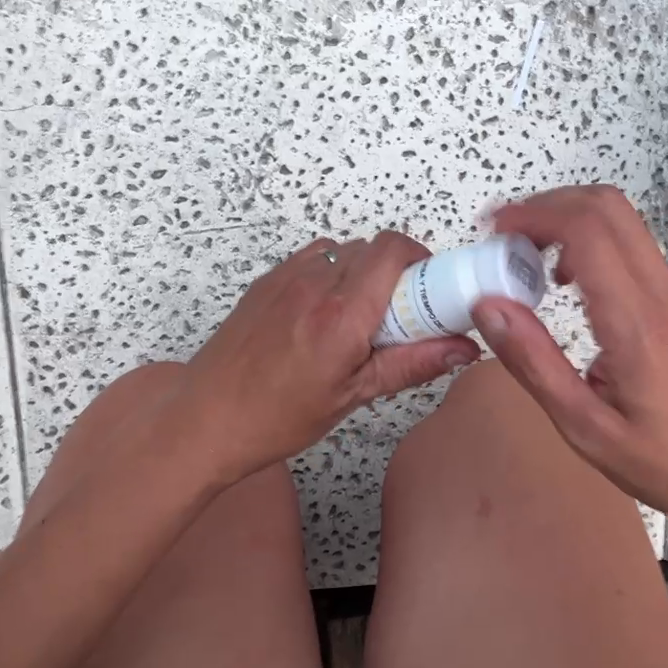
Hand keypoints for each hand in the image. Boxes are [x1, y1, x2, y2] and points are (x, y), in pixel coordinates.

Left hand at [179, 232, 479, 484]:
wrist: (204, 419)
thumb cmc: (277, 418)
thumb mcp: (354, 396)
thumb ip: (412, 364)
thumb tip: (463, 349)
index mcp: (342, 314)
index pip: (392, 250)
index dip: (419, 257)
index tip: (429, 284)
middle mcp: (315, 284)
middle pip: (371, 248)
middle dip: (395, 271)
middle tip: (399, 312)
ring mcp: (286, 278)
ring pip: (342, 249)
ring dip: (361, 270)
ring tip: (359, 315)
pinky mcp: (266, 281)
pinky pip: (312, 257)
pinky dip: (331, 271)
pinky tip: (325, 311)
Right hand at [471, 185, 667, 596]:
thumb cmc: (665, 463)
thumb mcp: (584, 427)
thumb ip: (533, 362)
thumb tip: (488, 306)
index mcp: (636, 321)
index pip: (585, 229)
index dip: (533, 215)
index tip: (494, 232)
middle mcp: (661, 293)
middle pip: (606, 205)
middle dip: (547, 204)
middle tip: (506, 235)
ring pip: (621, 219)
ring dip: (569, 219)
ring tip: (528, 256)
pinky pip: (631, 246)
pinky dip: (590, 239)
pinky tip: (566, 280)